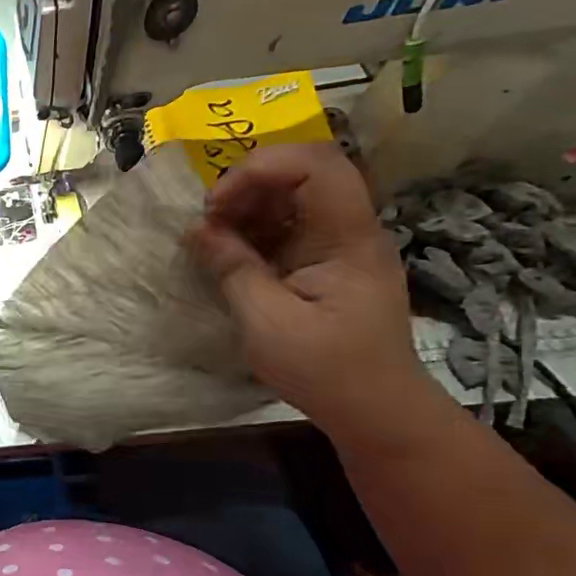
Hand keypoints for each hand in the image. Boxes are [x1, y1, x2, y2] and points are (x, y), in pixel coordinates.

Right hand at [186, 142, 430, 430]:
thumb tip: (197, 229)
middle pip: (304, 172)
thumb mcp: (267, 322)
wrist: (377, 412)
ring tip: (216, 237)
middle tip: (211, 218)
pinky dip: (260, 230)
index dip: (259, 168)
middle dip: (249, 185)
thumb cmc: (326, 370)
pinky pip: (294, 227)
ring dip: (250, 207)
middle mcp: (352, 229)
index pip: (315, 164)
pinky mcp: (332, 263)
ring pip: (297, 197)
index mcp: (348, 237)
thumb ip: (232, 268)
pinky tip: (235, 254)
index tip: (217, 204)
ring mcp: (344, 245)